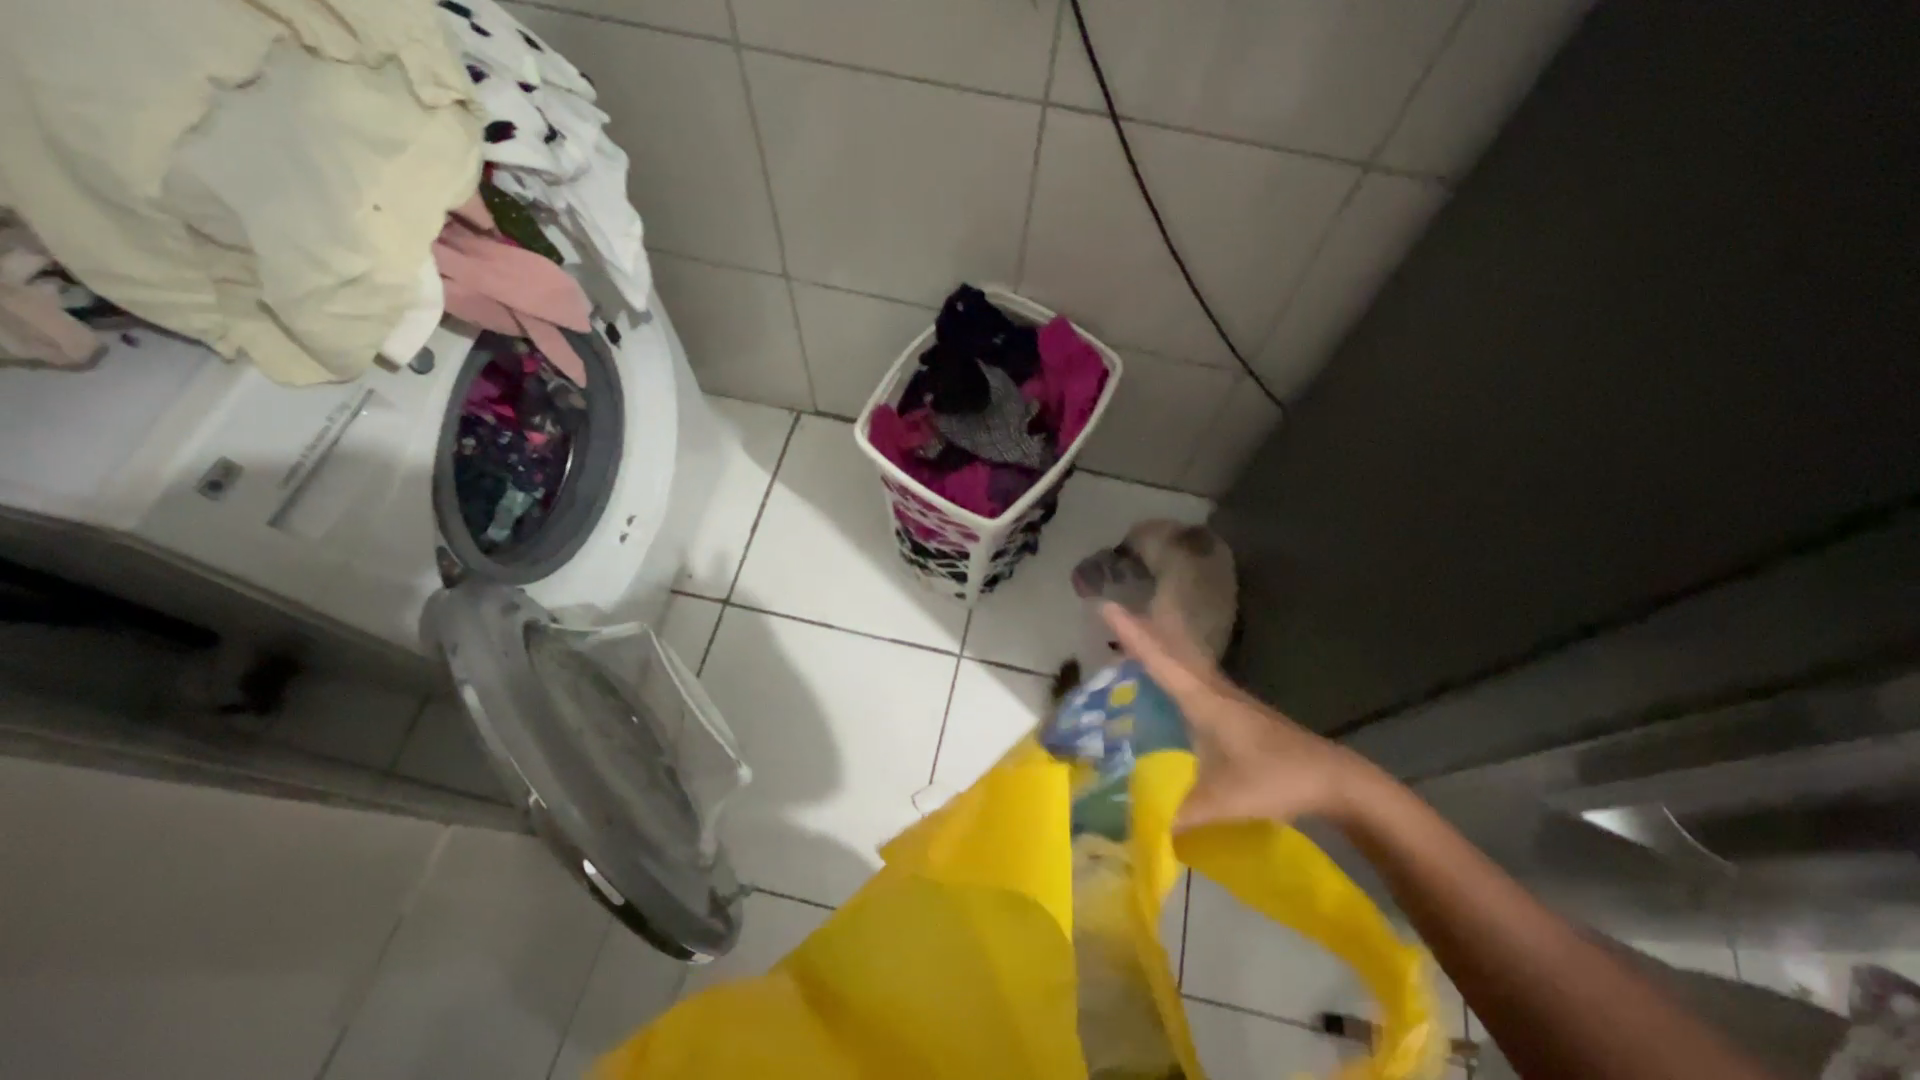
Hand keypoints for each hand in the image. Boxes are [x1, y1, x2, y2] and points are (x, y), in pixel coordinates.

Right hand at [1101, 602, 1382, 830]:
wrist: (1335, 780)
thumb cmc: (1277, 780)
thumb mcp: (1223, 802)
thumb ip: (1179, 816)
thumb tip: (1141, 832)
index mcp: (1205, 703)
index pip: (1161, 662)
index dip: (1133, 635)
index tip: (1107, 606)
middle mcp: (1216, 693)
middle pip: (1177, 651)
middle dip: (1147, 631)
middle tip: (1118, 614)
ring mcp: (1233, 702)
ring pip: (1191, 663)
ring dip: (1165, 648)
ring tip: (1141, 639)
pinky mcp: (1244, 715)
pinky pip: (1200, 680)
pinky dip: (1181, 670)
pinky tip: (1178, 685)